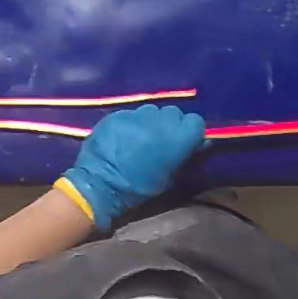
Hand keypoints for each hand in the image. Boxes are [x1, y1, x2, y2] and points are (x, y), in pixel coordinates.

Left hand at [57, 104, 206, 229]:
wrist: (101, 183)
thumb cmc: (139, 187)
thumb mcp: (169, 178)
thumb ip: (184, 157)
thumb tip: (194, 146)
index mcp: (178, 136)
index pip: (196, 122)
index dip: (190, 132)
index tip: (184, 142)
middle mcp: (160, 118)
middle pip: (174, 113)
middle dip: (170, 125)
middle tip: (161, 141)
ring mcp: (137, 113)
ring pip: (151, 111)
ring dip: (150, 122)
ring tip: (140, 138)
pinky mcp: (117, 114)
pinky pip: (130, 115)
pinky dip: (130, 124)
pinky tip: (122, 138)